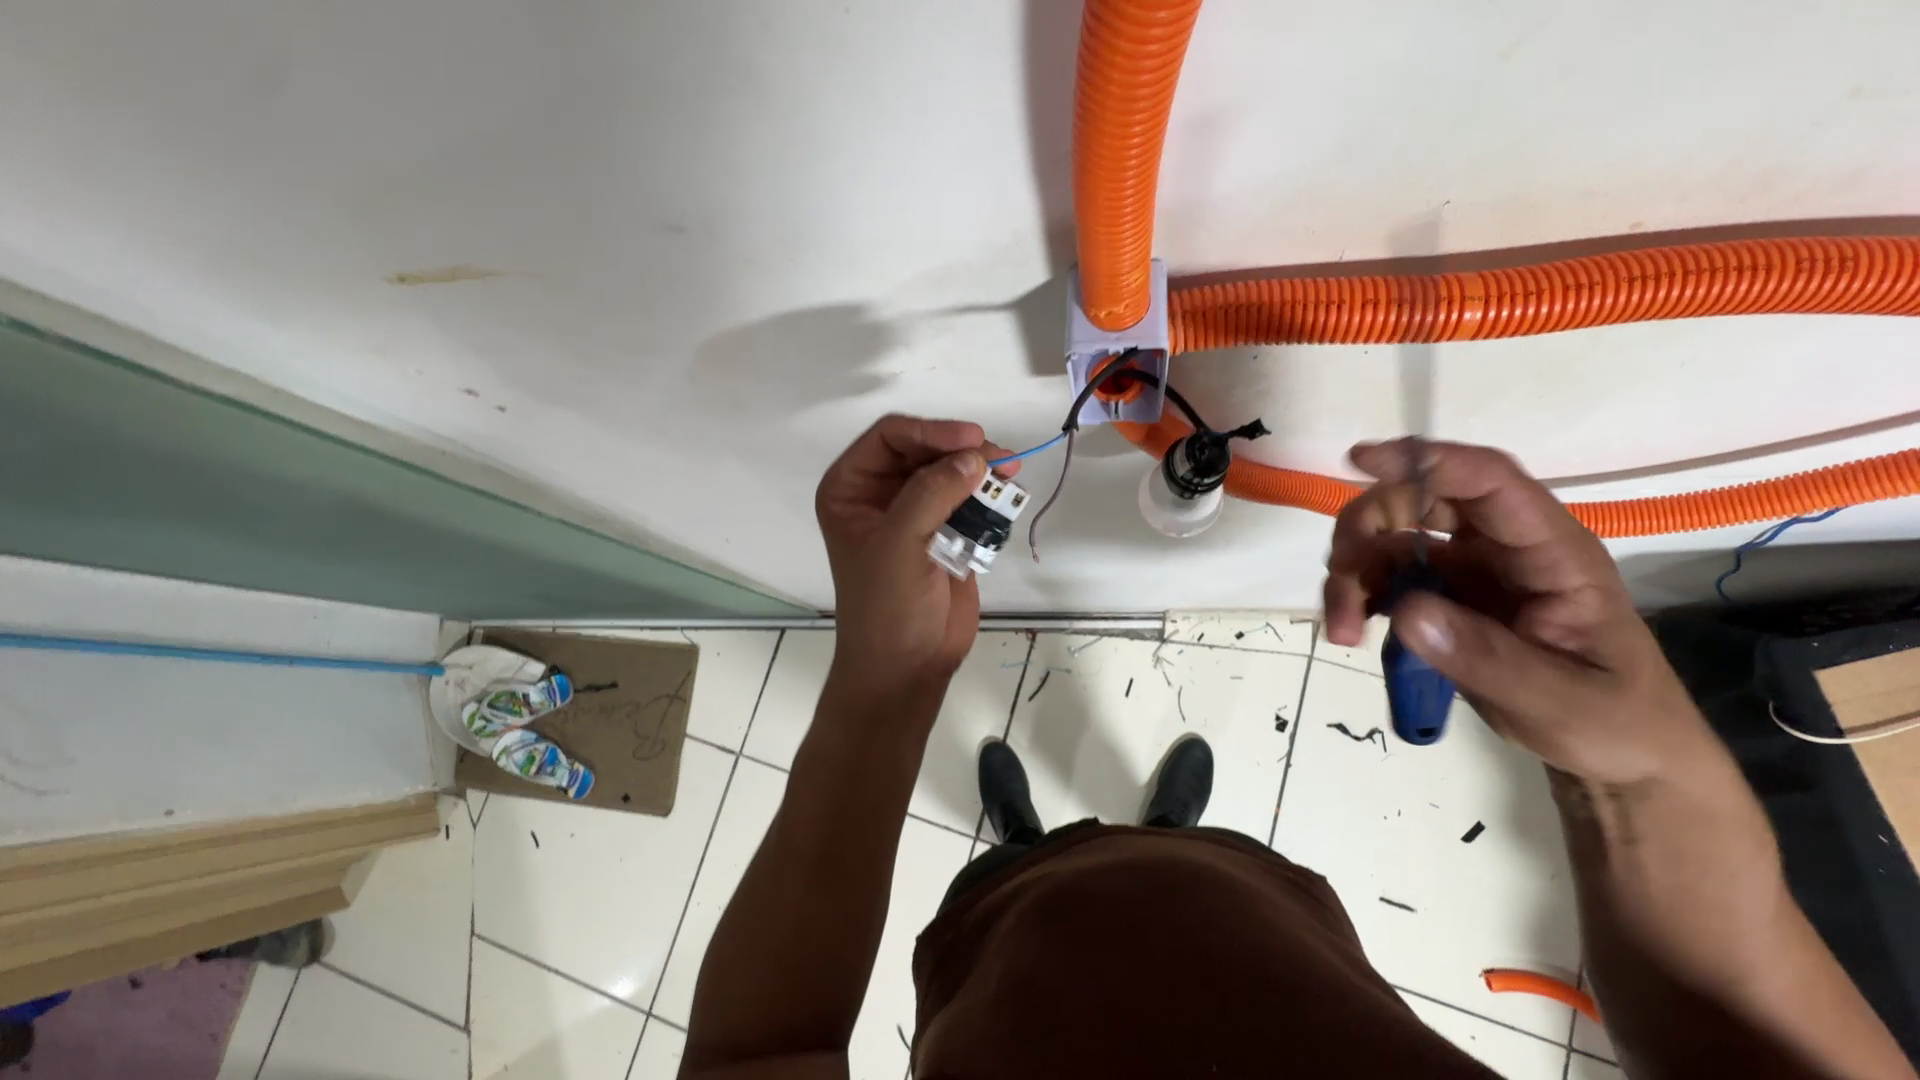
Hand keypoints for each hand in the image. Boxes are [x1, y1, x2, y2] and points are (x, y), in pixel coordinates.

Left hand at [816, 415, 1016, 694]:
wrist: (907, 667)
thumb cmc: (887, 607)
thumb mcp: (899, 544)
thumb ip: (932, 494)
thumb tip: (974, 458)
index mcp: (850, 489)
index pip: (889, 437)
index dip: (930, 431)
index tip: (971, 440)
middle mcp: (880, 494)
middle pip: (924, 448)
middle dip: (960, 449)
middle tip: (1000, 458)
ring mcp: (915, 513)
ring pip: (950, 470)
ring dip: (980, 468)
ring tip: (1011, 470)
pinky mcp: (946, 533)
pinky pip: (968, 499)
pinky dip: (988, 494)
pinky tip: (1009, 493)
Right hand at [1322, 439, 1720, 786]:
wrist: (1621, 753)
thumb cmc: (1612, 720)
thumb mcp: (1560, 701)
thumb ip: (1486, 658)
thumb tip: (1406, 610)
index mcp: (1552, 552)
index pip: (1489, 483)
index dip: (1427, 461)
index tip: (1360, 461)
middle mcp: (1504, 548)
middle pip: (1421, 500)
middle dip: (1367, 528)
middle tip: (1341, 584)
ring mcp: (1471, 571)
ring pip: (1391, 540)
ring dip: (1353, 573)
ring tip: (1343, 632)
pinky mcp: (1445, 597)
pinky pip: (1387, 577)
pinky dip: (1358, 595)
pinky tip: (1352, 631)